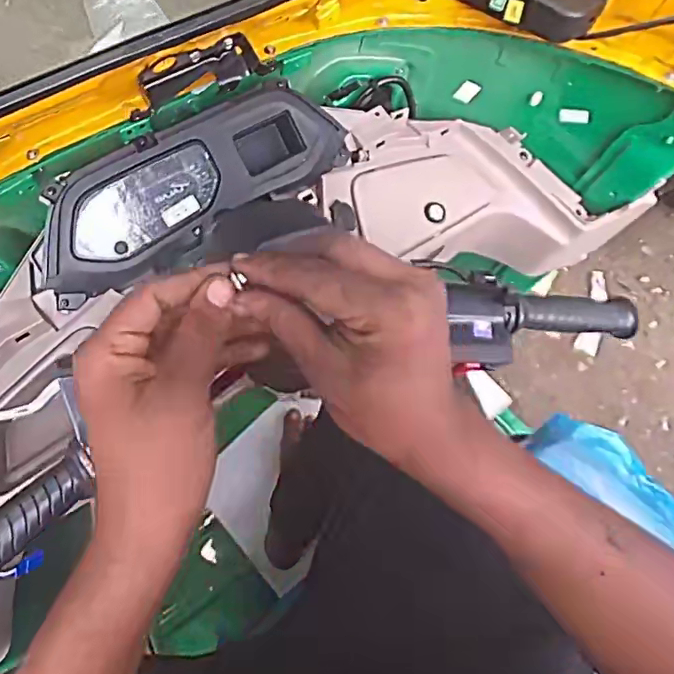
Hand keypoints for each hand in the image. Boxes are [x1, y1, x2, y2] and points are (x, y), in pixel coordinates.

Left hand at [72, 269, 254, 574]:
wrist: (151, 535)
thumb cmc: (157, 469)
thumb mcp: (182, 391)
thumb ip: (200, 333)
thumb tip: (219, 287)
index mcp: (105, 351)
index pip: (150, 296)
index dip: (193, 282)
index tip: (233, 275)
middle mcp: (117, 357)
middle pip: (168, 314)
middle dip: (213, 305)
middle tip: (256, 295)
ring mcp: (139, 376)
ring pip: (183, 335)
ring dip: (221, 327)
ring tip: (265, 317)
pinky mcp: (159, 393)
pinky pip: (189, 360)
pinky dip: (218, 352)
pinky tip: (254, 344)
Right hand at [233, 234, 477, 478]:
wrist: (431, 428)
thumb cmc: (388, 414)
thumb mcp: (324, 370)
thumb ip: (285, 322)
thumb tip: (248, 295)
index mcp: (391, 309)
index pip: (317, 275)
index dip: (272, 270)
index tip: (241, 267)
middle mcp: (410, 283)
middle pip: (333, 246)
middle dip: (286, 254)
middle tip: (252, 266)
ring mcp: (415, 277)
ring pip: (346, 246)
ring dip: (305, 255)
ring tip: (271, 271)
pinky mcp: (412, 279)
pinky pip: (361, 258)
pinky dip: (327, 263)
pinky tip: (302, 274)